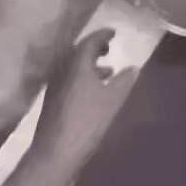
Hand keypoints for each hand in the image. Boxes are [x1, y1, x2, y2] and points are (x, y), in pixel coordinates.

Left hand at [0, 27, 141, 185]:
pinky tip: (94, 91)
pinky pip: (70, 78)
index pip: (89, 41)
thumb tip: (132, 67)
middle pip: (78, 52)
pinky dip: (84, 77)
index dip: (103, 35)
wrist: (55, 153)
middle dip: (95, 48)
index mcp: (76, 64)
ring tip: (108, 70)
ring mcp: (55, 85)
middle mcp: (62, 69)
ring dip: (90, 64)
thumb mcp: (112, 101)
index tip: (115, 32)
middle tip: (110, 47)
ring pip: (74, 67)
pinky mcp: (53, 99)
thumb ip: (123, 81)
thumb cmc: (87, 122)